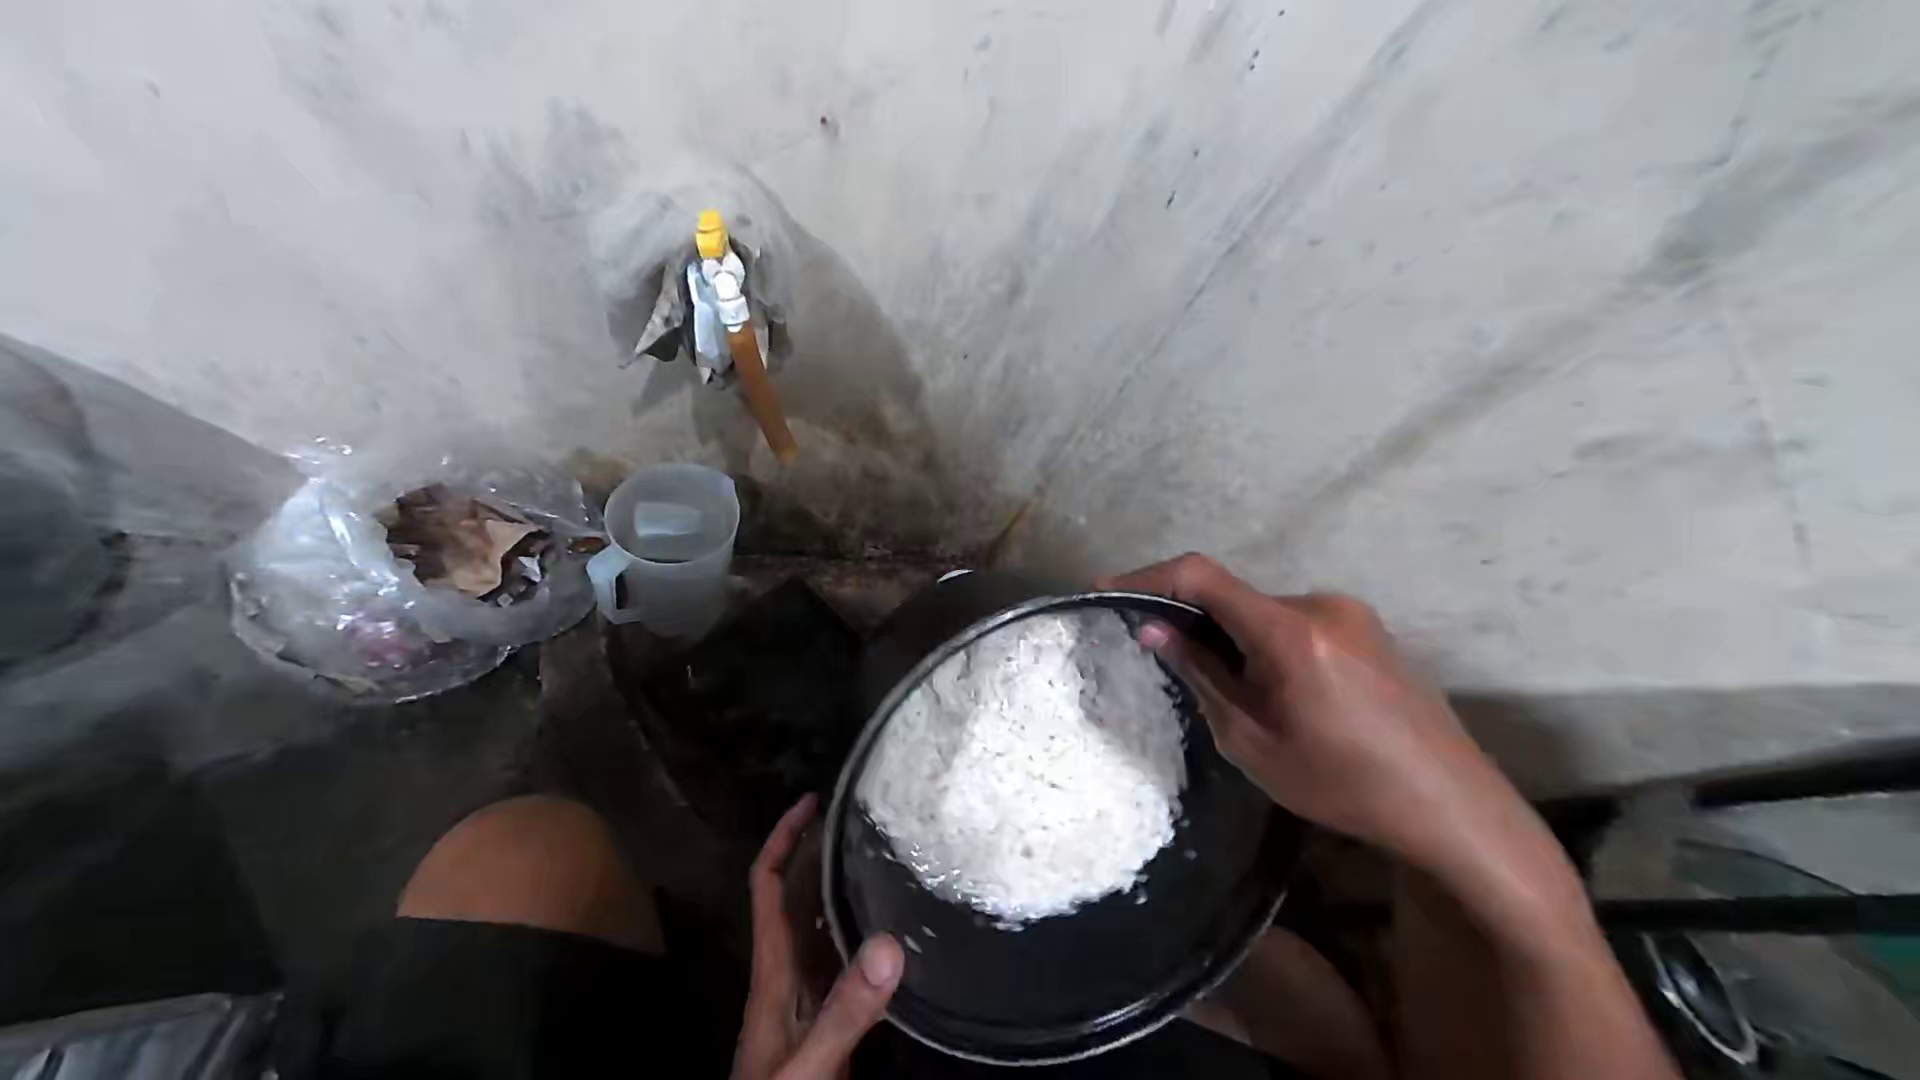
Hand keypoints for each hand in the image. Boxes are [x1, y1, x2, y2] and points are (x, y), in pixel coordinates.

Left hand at [732, 795, 904, 1079]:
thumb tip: (890, 943)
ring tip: (879, 850)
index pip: (769, 885)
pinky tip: (890, 921)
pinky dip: (860, 927)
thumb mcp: (807, 1064)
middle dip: (818, 849)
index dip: (783, 838)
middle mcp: (787, 971)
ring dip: (840, 883)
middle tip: (859, 815)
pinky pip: (841, 955)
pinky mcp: (826, 1015)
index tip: (811, 801)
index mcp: (772, 970)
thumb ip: (844, 1011)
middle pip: (797, 894)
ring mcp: (807, 994)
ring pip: (820, 922)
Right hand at [1108, 554, 1519, 866]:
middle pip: (1232, 596)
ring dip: (1231, 635)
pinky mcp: (1368, 629)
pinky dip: (1264, 641)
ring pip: (1262, 611)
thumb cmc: (1342, 785)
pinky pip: (1294, 621)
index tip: (1107, 590)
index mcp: (1290, 632)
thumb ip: (1200, 674)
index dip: (1147, 577)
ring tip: (1232, 690)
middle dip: (1191, 620)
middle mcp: (1321, 605)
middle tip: (1169, 662)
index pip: (1202, 577)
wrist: (1455, 810)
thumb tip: (1152, 628)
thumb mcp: (1251, 740)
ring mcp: (1351, 613)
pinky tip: (1275, 689)